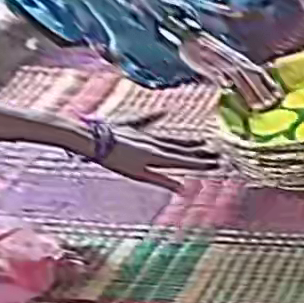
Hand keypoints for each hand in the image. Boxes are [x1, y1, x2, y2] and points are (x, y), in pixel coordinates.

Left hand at [85, 111, 219, 190]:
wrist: (84, 138)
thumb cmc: (110, 158)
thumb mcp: (138, 174)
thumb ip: (162, 180)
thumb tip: (184, 189)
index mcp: (157, 157)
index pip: (186, 161)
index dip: (203, 163)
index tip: (219, 164)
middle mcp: (154, 144)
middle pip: (182, 149)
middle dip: (201, 152)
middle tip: (218, 153)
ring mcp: (142, 134)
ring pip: (171, 138)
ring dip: (188, 140)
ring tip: (203, 141)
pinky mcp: (128, 126)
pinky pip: (145, 120)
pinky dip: (156, 116)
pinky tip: (165, 113)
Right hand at [179, 33, 282, 108]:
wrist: (186, 36)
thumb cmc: (214, 53)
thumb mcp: (234, 59)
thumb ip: (248, 72)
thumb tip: (266, 82)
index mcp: (242, 60)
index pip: (260, 73)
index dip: (270, 85)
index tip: (279, 98)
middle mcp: (234, 60)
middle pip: (251, 76)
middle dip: (261, 91)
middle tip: (269, 106)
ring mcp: (219, 61)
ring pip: (236, 76)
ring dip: (247, 91)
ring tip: (255, 106)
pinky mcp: (203, 62)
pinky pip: (214, 71)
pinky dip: (220, 79)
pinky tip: (226, 88)